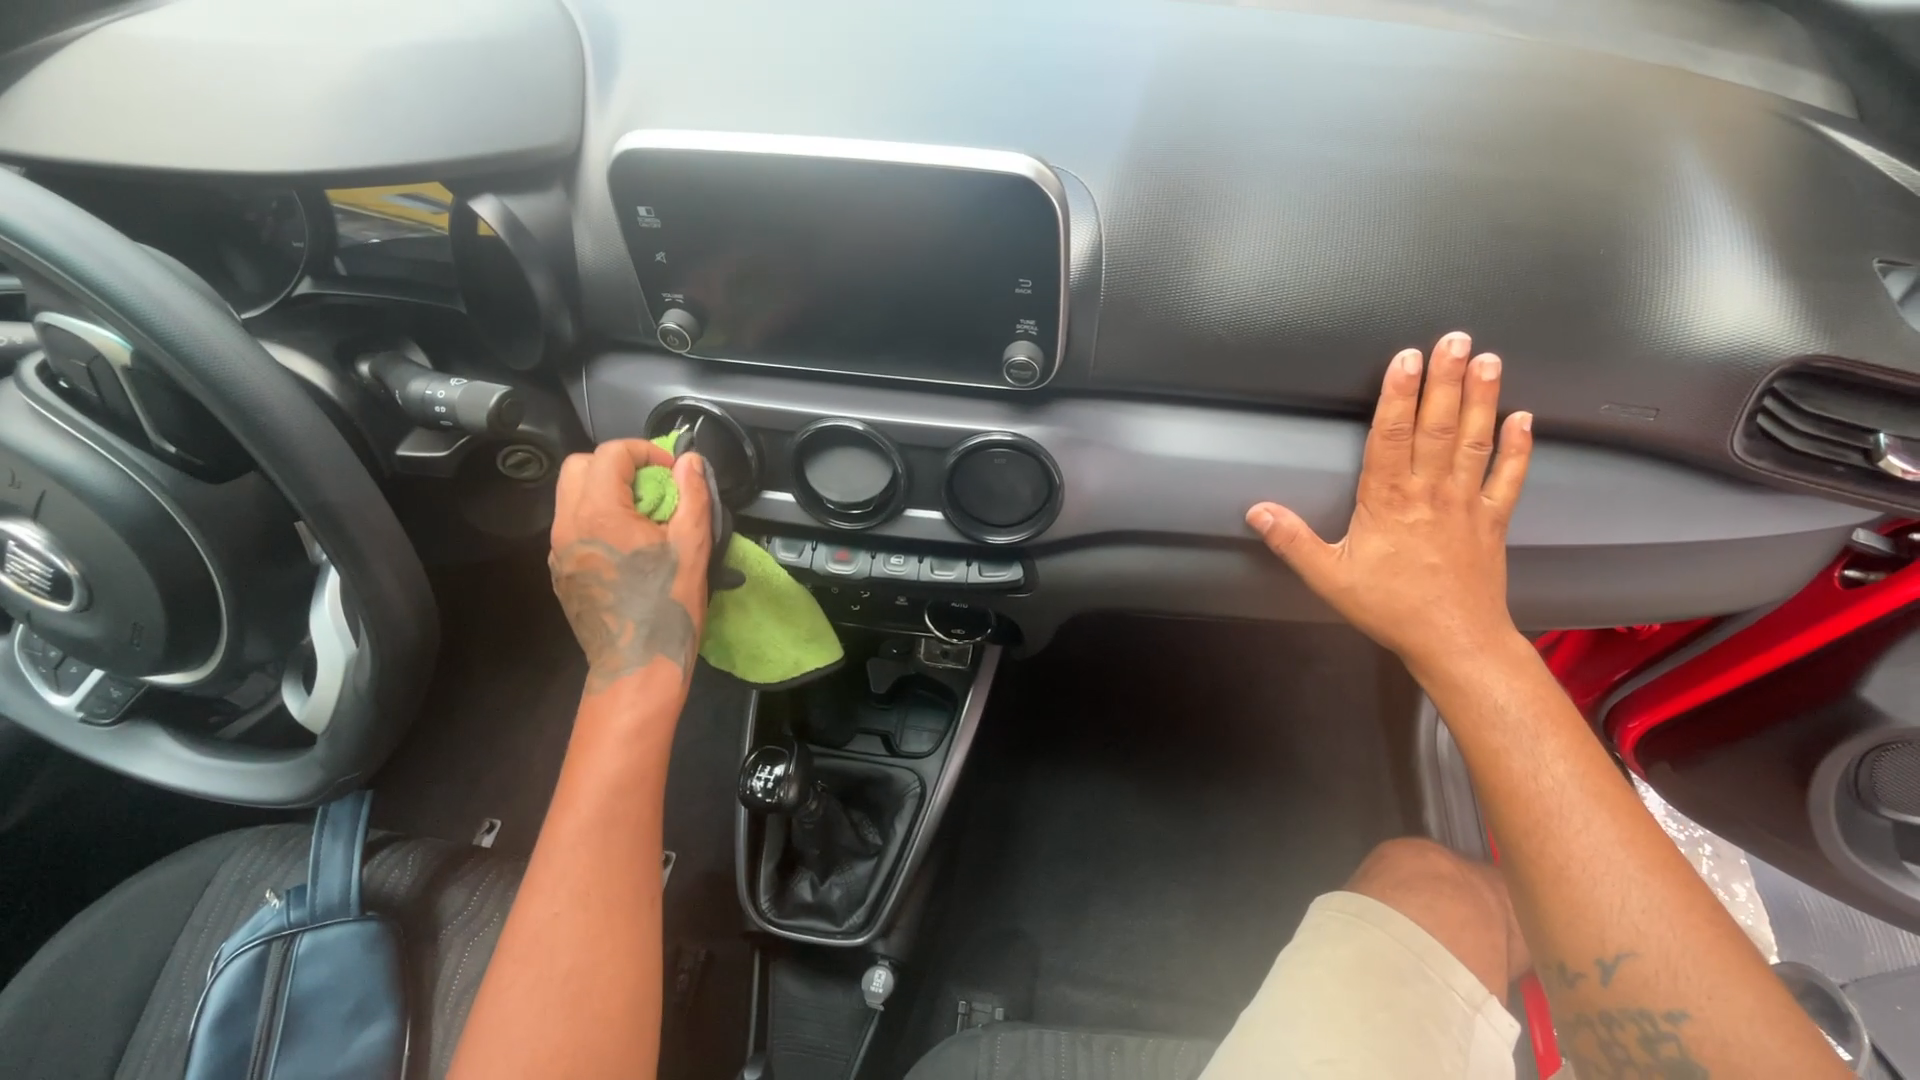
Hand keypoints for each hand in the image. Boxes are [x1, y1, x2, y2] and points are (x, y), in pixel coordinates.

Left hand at [549, 439, 712, 695]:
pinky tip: (629, 549)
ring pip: (572, 496)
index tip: (672, 474)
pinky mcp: (560, 571)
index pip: (611, 453)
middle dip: (618, 466)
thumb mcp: (693, 545)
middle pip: (580, 466)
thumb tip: (689, 461)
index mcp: (599, 511)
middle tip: (653, 490)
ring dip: (606, 492)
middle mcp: (568, 523)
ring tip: (643, 520)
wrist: (637, 665)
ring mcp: (559, 549)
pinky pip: (573, 526)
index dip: (646, 452)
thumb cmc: (669, 604)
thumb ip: (693, 495)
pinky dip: (598, 520)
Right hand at [1246, 332, 1532, 674]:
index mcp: (1388, 501)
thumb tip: (1256, 510)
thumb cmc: (1389, 607)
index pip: (1392, 437)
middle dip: (1445, 380)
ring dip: (1481, 399)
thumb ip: (1292, 540)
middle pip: (1437, 427)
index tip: (1406, 359)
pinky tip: (1523, 418)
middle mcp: (1430, 493)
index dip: (1398, 395)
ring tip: (1488, 360)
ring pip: (1473, 442)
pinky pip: (1509, 478)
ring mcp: (1467, 504)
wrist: (1454, 640)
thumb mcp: (1328, 577)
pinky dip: (1518, 447)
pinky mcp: (1493, 521)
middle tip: (1455, 339)